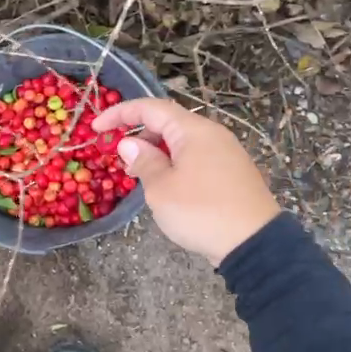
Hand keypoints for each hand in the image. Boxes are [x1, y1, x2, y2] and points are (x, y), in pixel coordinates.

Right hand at [91, 98, 280, 265]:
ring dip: (156, 154)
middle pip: (168, 124)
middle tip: (120, 162)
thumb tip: (129, 144)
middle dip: (139, 137)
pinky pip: (195, 157)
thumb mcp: (161, 188)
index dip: (120, 113)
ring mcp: (225, 153)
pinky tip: (166, 187)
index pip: (151, 109)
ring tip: (140, 178)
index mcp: (194, 131)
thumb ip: (143, 161)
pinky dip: (174, 164)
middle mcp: (212, 135)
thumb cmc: (200, 211)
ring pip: (181, 143)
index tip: (97, 128)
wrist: (253, 243)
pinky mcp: (231, 172)